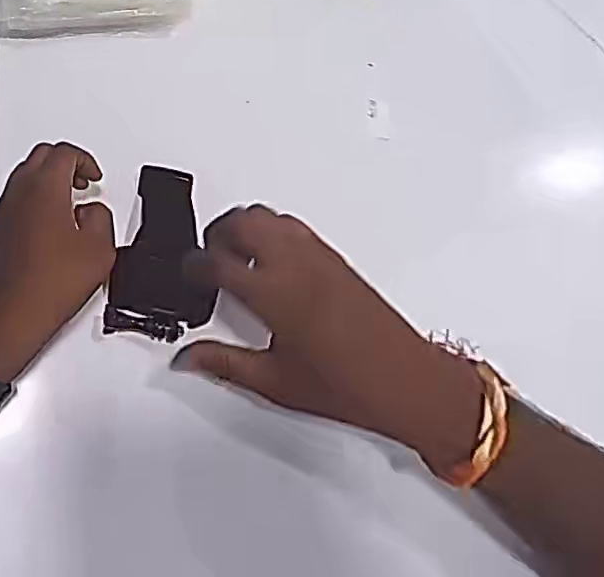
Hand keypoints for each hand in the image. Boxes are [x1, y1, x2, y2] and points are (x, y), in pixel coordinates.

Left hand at [0, 143, 116, 380]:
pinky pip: (18, 196)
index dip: (85, 160)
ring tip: (70, 202)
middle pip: (42, 156)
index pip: (64, 153)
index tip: (94, 175)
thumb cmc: (49, 283)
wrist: (13, 312)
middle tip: (83, 180)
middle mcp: (20, 191)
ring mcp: (6, 207)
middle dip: (66, 163)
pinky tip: (52, 222)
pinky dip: (36, 196)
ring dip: (49, 179)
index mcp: (44, 187)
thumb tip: (92, 210)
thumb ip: (100, 217)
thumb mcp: (99, 249)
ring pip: (27, 174)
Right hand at [172, 207, 483, 473]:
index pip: (216, 262)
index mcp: (274, 295)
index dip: (193, 266)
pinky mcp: (333, 256)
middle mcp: (294, 265)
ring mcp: (315, 256)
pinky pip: (290, 224)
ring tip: (234, 249)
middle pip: (238, 223)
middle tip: (208, 256)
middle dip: (215, 235)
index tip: (189, 274)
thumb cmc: (355, 387)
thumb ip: (225, 365)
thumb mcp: (277, 383)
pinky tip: (269, 253)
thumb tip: (190, 359)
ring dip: (242, 226)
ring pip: (264, 215)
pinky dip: (269, 228)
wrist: (414, 386)